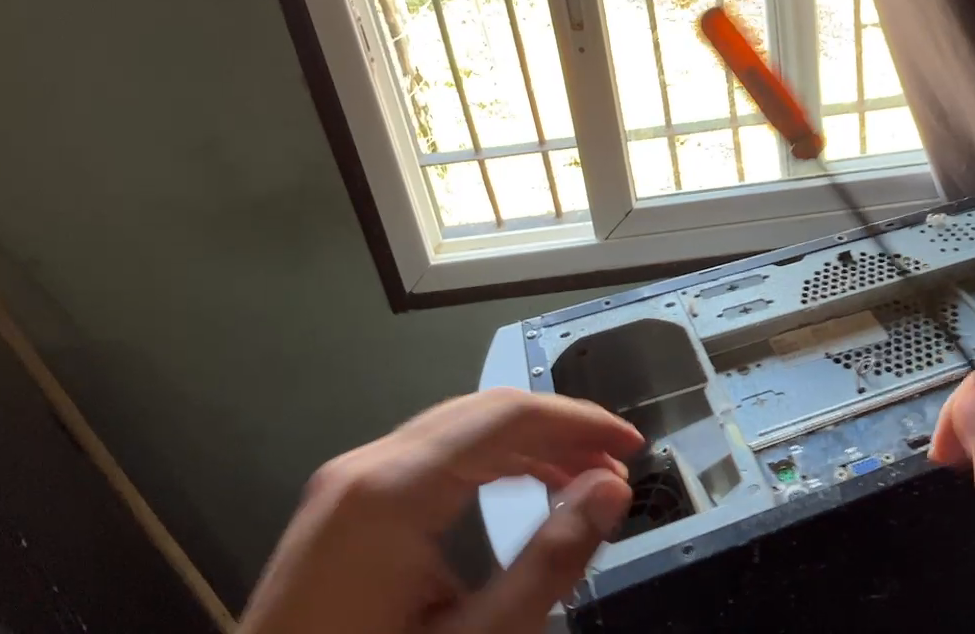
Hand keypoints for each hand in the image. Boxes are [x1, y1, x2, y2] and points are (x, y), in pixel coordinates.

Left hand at [239, 388, 642, 633]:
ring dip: (527, 445)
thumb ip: (548, 562)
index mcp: (391, 490)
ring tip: (583, 479)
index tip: (630, 444)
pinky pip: (430, 457)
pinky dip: (487, 464)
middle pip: (483, 413)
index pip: (507, 416)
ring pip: (459, 430)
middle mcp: (365, 466)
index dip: (579, 421)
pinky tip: (524, 487)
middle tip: (615, 462)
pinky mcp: (344, 504)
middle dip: (558, 430)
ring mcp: (348, 482)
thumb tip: (610, 489)